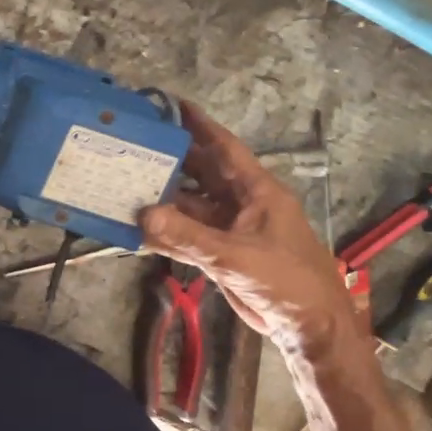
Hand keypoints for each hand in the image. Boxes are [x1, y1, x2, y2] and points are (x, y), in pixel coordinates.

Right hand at [138, 103, 362, 358]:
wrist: (309, 326)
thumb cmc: (285, 281)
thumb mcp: (235, 256)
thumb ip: (188, 236)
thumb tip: (142, 214)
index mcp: (257, 192)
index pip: (224, 148)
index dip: (199, 125)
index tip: (169, 103)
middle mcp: (241, 204)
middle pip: (201, 172)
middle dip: (170, 157)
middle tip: (132, 142)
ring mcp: (229, 229)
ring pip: (189, 205)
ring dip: (161, 196)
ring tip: (123, 181)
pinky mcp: (220, 252)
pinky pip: (185, 234)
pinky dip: (163, 230)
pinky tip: (135, 226)